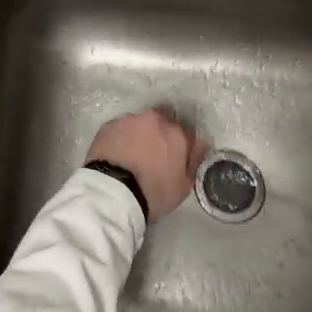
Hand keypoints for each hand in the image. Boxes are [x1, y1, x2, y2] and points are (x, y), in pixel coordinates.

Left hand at [86, 109, 207, 220]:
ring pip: (139, 123)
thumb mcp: (183, 186)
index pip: (186, 133)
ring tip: (132, 154)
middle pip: (162, 122)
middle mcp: (155, 119)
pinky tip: (117, 153)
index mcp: (177, 133)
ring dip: (139, 134)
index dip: (182, 144)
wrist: (114, 190)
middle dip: (160, 133)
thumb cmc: (154, 192)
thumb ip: (193, 161)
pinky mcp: (109, 124)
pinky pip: (120, 129)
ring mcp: (130, 119)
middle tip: (154, 153)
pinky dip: (121, 138)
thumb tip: (201, 144)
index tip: (176, 156)